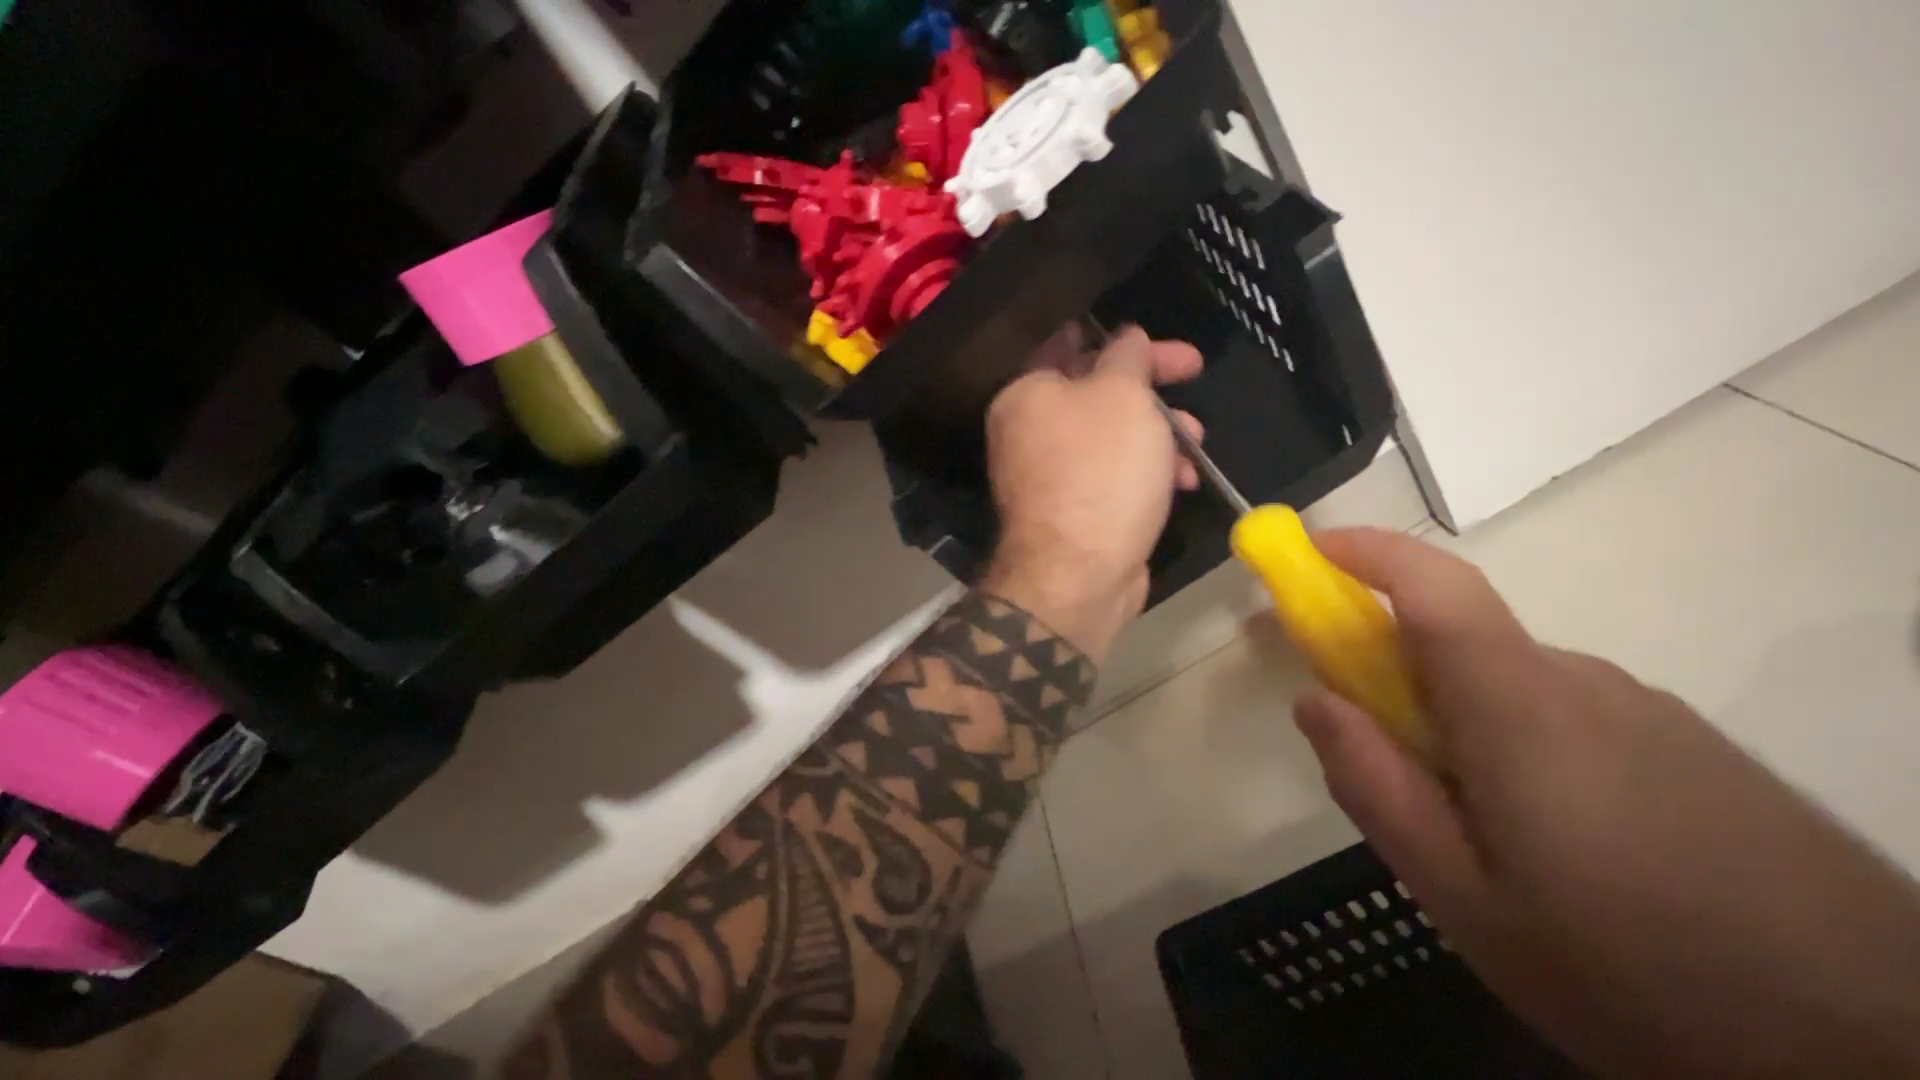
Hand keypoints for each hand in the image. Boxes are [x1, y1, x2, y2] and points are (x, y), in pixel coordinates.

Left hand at [981, 326, 1202, 661]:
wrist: (1079, 574)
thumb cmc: (1101, 470)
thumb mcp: (1123, 395)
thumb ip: (1127, 357)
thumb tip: (1126, 338)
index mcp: (1026, 394)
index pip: (1073, 345)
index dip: (1125, 339)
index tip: (1166, 344)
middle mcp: (1029, 432)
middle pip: (1096, 393)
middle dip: (1152, 390)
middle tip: (1193, 378)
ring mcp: (1049, 477)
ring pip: (1111, 439)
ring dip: (1159, 435)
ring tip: (1195, 445)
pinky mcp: (1073, 514)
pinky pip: (1113, 478)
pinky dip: (1147, 473)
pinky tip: (1182, 484)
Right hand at [1294, 527, 1919, 1078]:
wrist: (1864, 1039)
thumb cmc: (1624, 964)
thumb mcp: (1463, 896)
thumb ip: (1377, 788)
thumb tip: (1314, 701)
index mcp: (1519, 705)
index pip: (1433, 587)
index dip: (1364, 552)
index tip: (1304, 552)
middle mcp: (1584, 683)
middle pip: (1461, 645)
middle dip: (1396, 676)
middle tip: (1376, 766)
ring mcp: (1648, 712)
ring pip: (1513, 691)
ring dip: (1463, 728)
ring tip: (1479, 843)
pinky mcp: (1691, 749)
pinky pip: (1569, 721)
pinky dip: (1522, 749)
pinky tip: (1557, 851)